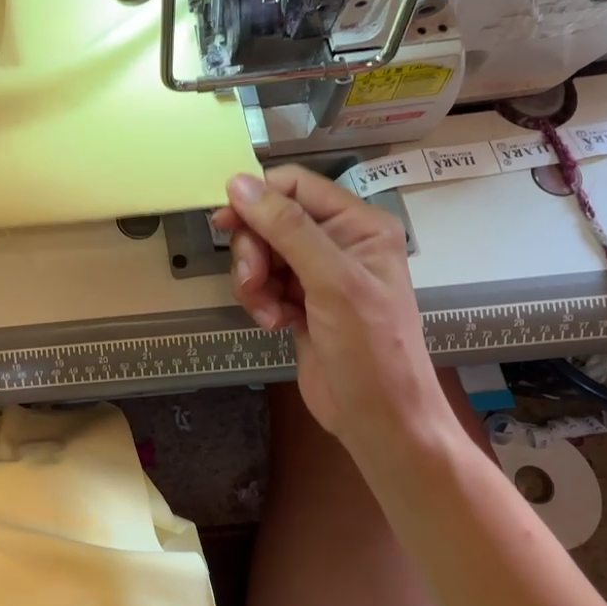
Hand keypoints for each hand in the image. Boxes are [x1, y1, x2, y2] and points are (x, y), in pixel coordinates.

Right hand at [214, 167, 449, 447]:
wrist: (380, 423)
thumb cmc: (370, 350)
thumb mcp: (331, 282)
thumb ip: (286, 228)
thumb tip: (238, 182)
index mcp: (359, 225)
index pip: (296, 187)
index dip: (259, 198)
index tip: (226, 222)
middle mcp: (339, 243)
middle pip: (272, 220)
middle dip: (254, 250)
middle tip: (251, 280)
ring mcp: (319, 275)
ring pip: (262, 253)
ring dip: (254, 280)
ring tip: (266, 310)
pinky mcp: (301, 303)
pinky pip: (264, 283)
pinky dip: (260, 300)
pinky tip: (274, 323)